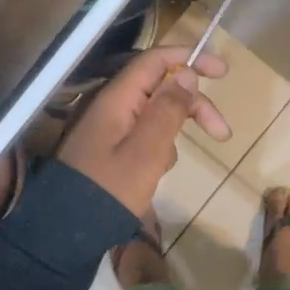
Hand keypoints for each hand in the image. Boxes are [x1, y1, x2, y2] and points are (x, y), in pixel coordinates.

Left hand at [57, 45, 229, 217]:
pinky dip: (157, 149)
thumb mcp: (147, 151)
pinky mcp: (108, 148)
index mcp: (118, 98)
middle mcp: (112, 105)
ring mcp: (108, 127)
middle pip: (161, 88)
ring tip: (167, 167)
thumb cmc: (110, 189)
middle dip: (193, 106)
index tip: (223, 72)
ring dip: (173, 133)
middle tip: (222, 133)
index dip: (191, 59)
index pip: (156, 60)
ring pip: (154, 114)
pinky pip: (142, 136)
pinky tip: (153, 174)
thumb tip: (187, 74)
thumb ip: (168, 110)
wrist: (66, 230)